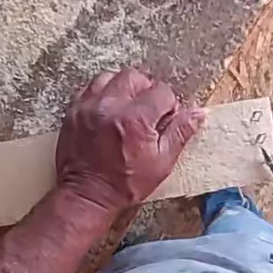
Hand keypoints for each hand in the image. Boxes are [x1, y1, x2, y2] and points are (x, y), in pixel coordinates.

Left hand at [55, 69, 205, 215]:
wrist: (87, 196)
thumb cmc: (124, 184)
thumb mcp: (161, 163)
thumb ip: (179, 133)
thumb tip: (198, 113)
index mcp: (135, 119)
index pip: (162, 91)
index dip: (168, 105)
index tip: (164, 119)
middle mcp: (110, 107)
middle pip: (135, 77)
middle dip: (146, 90)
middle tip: (147, 111)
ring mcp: (88, 107)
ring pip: (110, 77)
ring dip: (122, 88)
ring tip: (126, 108)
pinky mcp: (73, 112)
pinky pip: (90, 89)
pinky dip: (101, 94)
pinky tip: (108, 111)